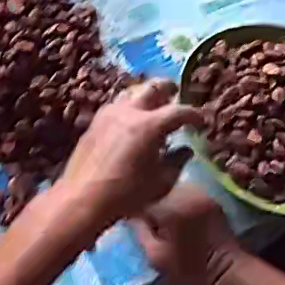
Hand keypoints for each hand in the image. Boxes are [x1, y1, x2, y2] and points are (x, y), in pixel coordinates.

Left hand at [52, 79, 202, 229]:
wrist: (83, 197)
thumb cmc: (126, 195)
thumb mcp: (161, 182)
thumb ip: (177, 162)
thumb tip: (186, 149)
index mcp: (149, 125)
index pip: (179, 111)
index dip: (194, 114)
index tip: (201, 122)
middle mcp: (130, 111)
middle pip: (153, 87)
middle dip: (169, 88)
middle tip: (177, 93)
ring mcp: (110, 113)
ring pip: (132, 91)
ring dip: (147, 93)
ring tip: (155, 102)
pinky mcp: (96, 120)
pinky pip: (118, 103)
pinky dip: (130, 103)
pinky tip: (132, 116)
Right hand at [134, 185, 246, 284]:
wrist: (227, 272)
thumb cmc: (189, 269)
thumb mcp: (155, 257)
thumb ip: (139, 231)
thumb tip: (131, 214)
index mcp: (171, 206)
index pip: (141, 196)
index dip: (135, 209)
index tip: (136, 222)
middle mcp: (186, 191)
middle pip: (157, 188)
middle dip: (151, 202)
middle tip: (151, 222)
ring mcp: (200, 191)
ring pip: (170, 188)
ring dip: (165, 200)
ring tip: (166, 220)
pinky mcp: (209, 195)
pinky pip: (185, 192)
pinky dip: (179, 200)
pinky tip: (180, 217)